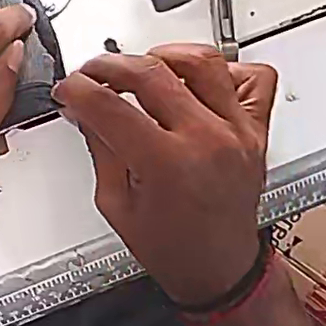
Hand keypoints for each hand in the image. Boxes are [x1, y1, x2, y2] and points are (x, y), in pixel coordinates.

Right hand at [52, 44, 277, 305]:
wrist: (219, 269)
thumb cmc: (173, 248)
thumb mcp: (115, 203)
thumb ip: (100, 148)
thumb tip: (85, 109)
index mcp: (166, 164)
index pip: (109, 105)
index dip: (78, 90)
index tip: (69, 89)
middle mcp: (206, 141)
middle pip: (150, 72)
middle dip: (109, 66)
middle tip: (93, 75)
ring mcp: (236, 132)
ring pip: (202, 62)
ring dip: (163, 56)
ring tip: (143, 68)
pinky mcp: (256, 131)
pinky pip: (254, 78)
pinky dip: (225, 71)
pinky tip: (198, 83)